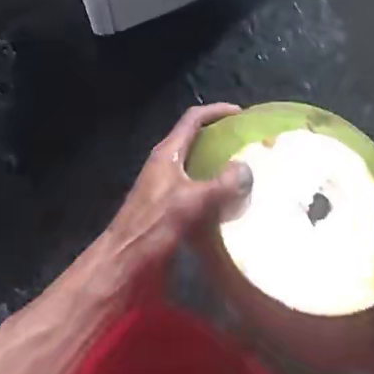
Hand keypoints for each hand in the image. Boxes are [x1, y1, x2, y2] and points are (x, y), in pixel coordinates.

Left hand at [93, 104, 253, 284]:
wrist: (124, 262)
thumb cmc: (153, 227)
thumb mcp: (190, 203)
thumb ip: (220, 185)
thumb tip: (246, 168)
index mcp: (168, 153)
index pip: (193, 119)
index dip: (217, 112)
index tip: (242, 114)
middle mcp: (165, 163)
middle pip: (196, 139)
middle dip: (221, 137)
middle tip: (249, 145)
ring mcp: (165, 184)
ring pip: (197, 164)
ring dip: (219, 164)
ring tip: (246, 172)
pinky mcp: (168, 206)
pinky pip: (196, 187)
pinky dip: (214, 187)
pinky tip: (231, 203)